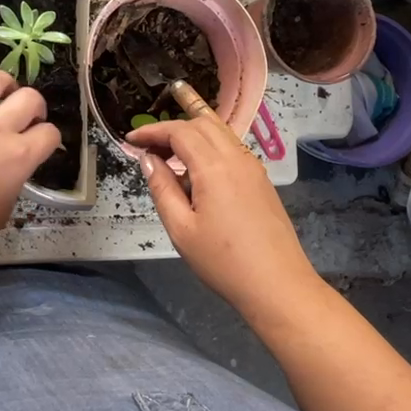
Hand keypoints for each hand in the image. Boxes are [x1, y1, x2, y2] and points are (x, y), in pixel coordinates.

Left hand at [0, 67, 59, 272]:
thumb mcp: (4, 208)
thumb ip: (15, 178)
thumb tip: (14, 164)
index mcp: (18, 157)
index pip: (49, 133)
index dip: (49, 139)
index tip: (42, 144)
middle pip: (29, 97)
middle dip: (35, 106)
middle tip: (27, 117)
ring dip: (4, 85)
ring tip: (2, 95)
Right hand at [128, 117, 320, 318]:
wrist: (278, 286)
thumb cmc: (224, 262)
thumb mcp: (181, 229)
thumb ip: (162, 189)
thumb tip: (149, 160)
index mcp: (213, 167)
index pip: (179, 131)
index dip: (152, 131)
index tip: (131, 140)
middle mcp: (236, 158)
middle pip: (201, 124)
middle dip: (172, 130)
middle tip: (150, 150)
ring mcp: (253, 167)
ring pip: (220, 133)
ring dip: (193, 137)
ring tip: (171, 160)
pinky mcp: (262, 180)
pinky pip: (232, 150)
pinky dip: (210, 149)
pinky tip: (198, 177)